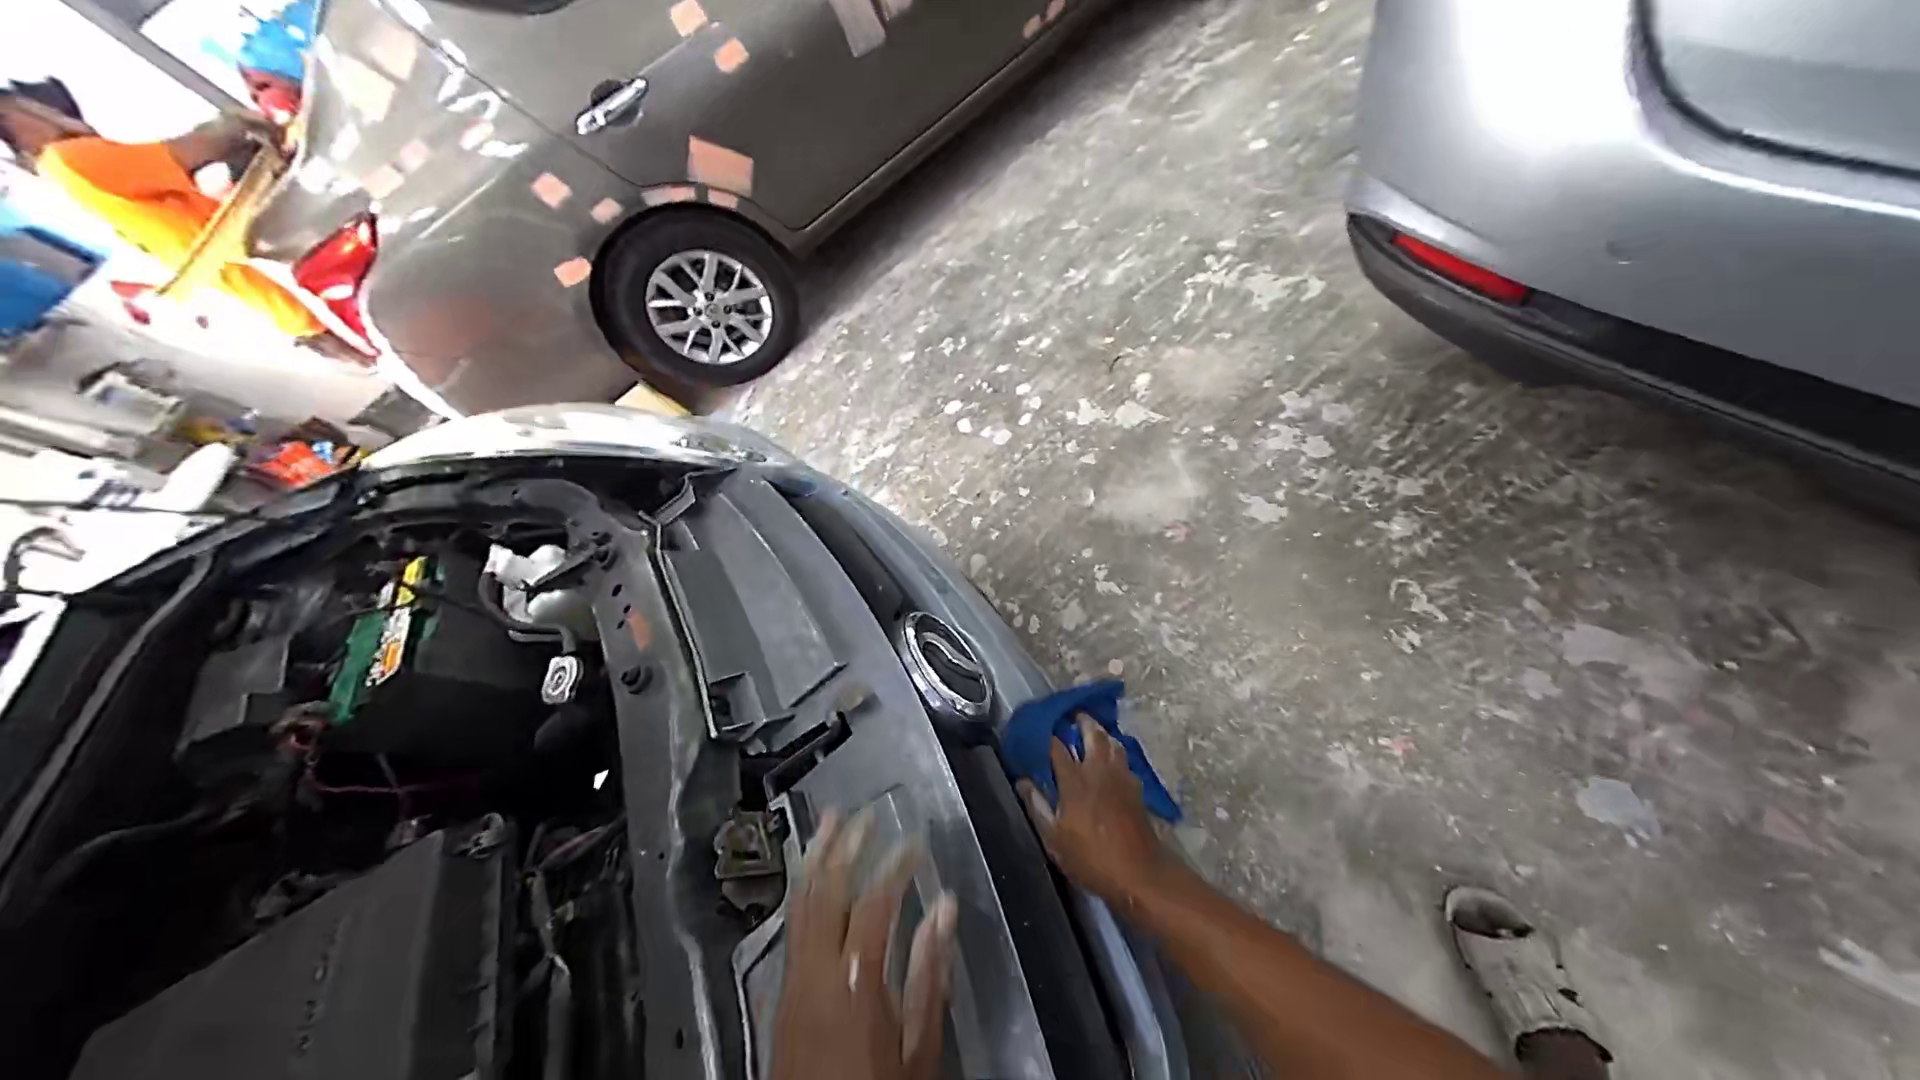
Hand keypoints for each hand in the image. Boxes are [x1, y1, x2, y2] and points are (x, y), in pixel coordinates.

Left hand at [770, 811, 957, 1079]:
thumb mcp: (919, 1046)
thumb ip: (930, 972)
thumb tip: (946, 907)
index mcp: (855, 980)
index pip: (875, 903)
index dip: (895, 866)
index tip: (915, 840)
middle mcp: (816, 970)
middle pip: (826, 891)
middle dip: (845, 846)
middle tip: (863, 813)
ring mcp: (792, 978)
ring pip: (800, 902)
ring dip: (816, 857)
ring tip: (829, 821)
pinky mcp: (780, 991)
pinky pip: (791, 924)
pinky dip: (802, 888)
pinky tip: (812, 872)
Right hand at [1018, 716, 1174, 910]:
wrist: (1139, 874)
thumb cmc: (1091, 858)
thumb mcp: (1054, 838)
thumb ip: (1037, 806)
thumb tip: (1022, 781)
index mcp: (1075, 780)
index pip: (1057, 747)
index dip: (1047, 736)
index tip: (1038, 730)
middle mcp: (1099, 770)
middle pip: (1092, 734)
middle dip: (1082, 721)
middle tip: (1073, 716)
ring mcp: (1121, 777)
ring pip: (1113, 743)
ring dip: (1102, 733)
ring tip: (1093, 731)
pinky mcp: (1136, 788)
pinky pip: (1124, 759)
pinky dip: (1115, 751)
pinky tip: (1111, 761)